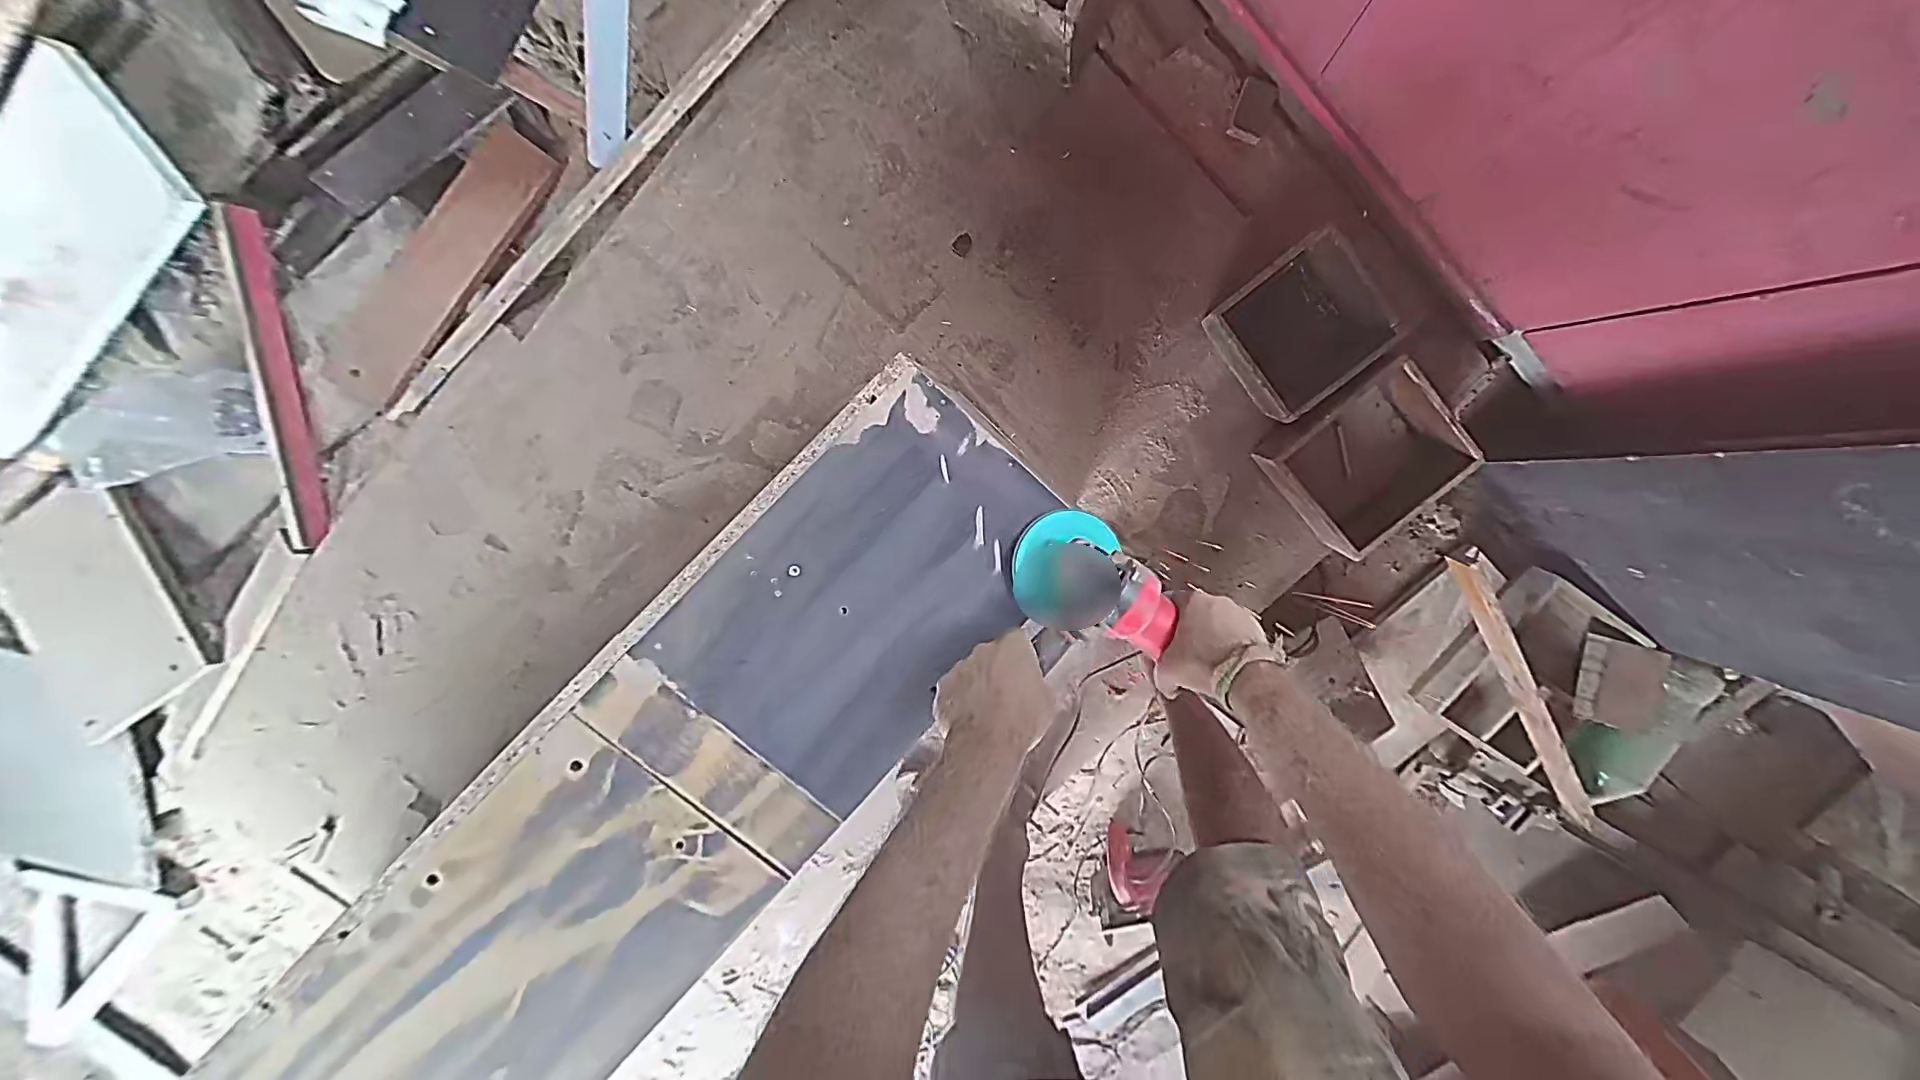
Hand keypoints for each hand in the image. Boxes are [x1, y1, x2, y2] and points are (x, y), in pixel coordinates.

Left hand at [935, 629, 1052, 758]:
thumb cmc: (1019, 722)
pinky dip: (959, 699)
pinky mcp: (943, 687)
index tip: (1024, 671)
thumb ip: (1038, 682)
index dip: (1020, 658)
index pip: (1018, 640)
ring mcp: (960, 667)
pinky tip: (971, 717)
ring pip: (970, 671)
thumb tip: (1036, 687)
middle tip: (1007, 694)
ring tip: (989, 711)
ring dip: (977, 684)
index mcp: (1013, 646)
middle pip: (991, 653)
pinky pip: (953, 689)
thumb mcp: (1047, 700)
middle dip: (997, 669)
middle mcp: (983, 650)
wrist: (987, 744)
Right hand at [1153, 589, 1268, 695]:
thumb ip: (1159, 671)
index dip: (1161, 619)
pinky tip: (1222, 664)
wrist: (1245, 677)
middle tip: (1180, 650)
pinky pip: (1235, 635)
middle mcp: (1217, 602)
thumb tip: (1164, 681)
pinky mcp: (1255, 629)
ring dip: (1209, 638)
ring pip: (1216, 623)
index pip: (1169, 601)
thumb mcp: (1168, 671)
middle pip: (1194, 612)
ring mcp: (1238, 614)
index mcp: (1192, 601)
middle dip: (1186, 630)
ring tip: (1203, 661)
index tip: (1159, 633)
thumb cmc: (1209, 665)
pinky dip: (1228, 646)